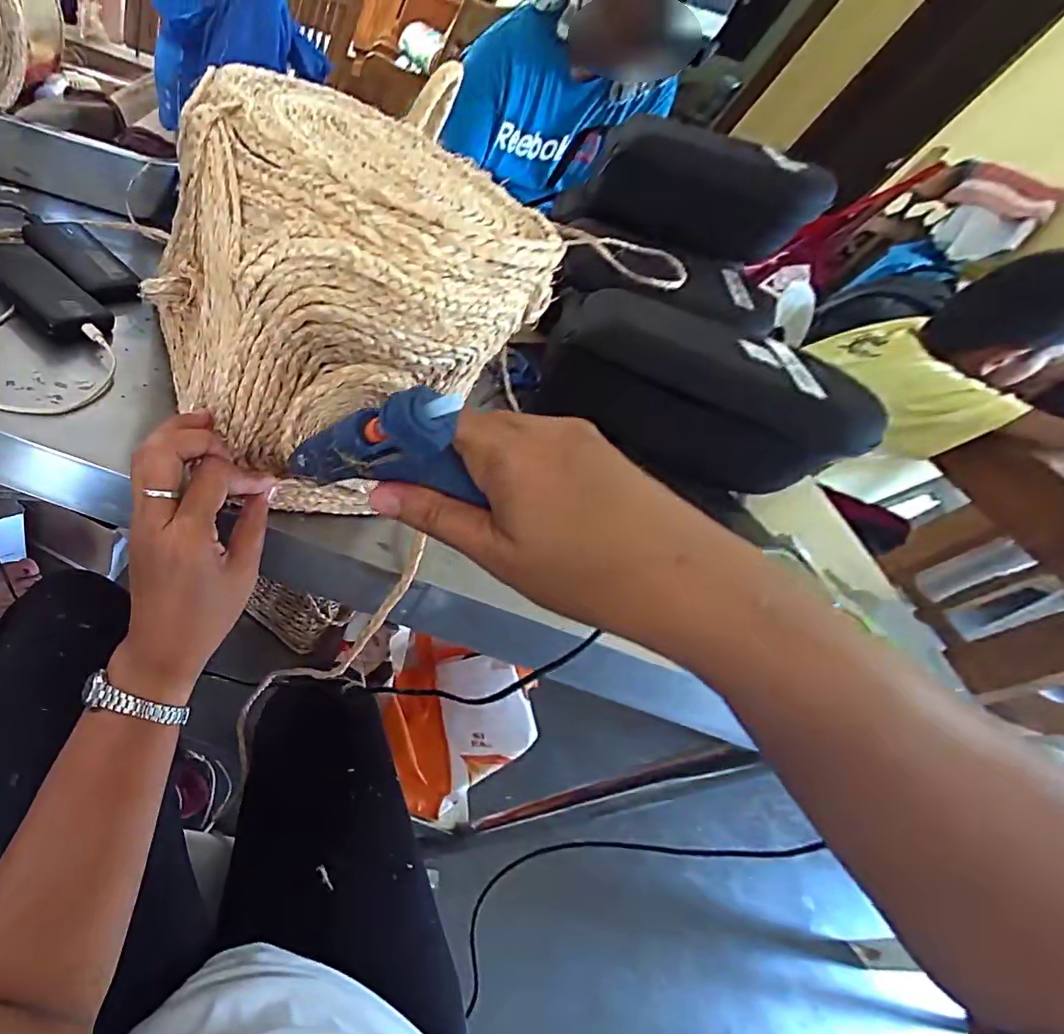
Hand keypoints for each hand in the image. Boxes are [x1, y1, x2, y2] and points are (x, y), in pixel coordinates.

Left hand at [113, 410, 274, 703]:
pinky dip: (163, 452)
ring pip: (144, 456)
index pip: (211, 476)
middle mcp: (155, 520)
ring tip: (202, 424)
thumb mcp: (242, 575)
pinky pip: (143, 473)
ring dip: (171, 434)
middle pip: (162, 451)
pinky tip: (187, 453)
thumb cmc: (205, 619)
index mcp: (186, 535)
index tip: (261, 482)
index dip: (240, 471)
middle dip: (193, 432)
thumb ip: (254, 526)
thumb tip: (263, 490)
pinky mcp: (136, 522)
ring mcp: (139, 519)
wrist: (160, 647)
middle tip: (221, 431)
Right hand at [368, 411, 743, 640]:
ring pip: (500, 436)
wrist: (690, 583)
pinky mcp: (596, 447)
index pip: (434, 420)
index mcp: (508, 447)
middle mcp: (539, 425)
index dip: (398, 435)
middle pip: (467, 425)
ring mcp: (573, 433)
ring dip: (471, 462)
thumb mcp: (494, 550)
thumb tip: (378, 491)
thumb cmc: (580, 573)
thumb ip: (434, 514)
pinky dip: (507, 465)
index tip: (373, 460)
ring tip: (474, 513)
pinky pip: (532, 444)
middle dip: (434, 454)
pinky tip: (517, 506)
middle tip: (421, 499)